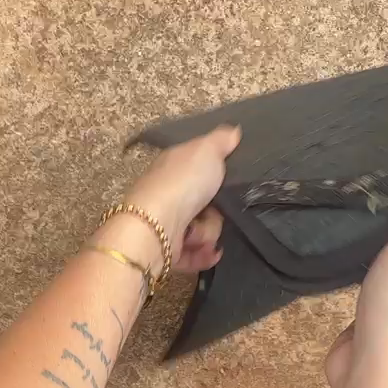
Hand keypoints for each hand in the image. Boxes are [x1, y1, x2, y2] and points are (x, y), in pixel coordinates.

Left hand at [103, 124, 239, 273]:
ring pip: (203, 232)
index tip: (226, 182)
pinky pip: (194, 255)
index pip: (199, 171)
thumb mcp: (206, 150)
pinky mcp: (166, 250)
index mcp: (173, 169)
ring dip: (208, 234)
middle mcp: (168, 196)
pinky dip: (203, 255)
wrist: (154, 226)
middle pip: (207, 206)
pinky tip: (210, 252)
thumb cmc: (181, 183)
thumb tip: (233, 131)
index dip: (217, 178)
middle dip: (216, 213)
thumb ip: (221, 141)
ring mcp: (165, 225)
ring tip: (199, 233)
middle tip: (214, 209)